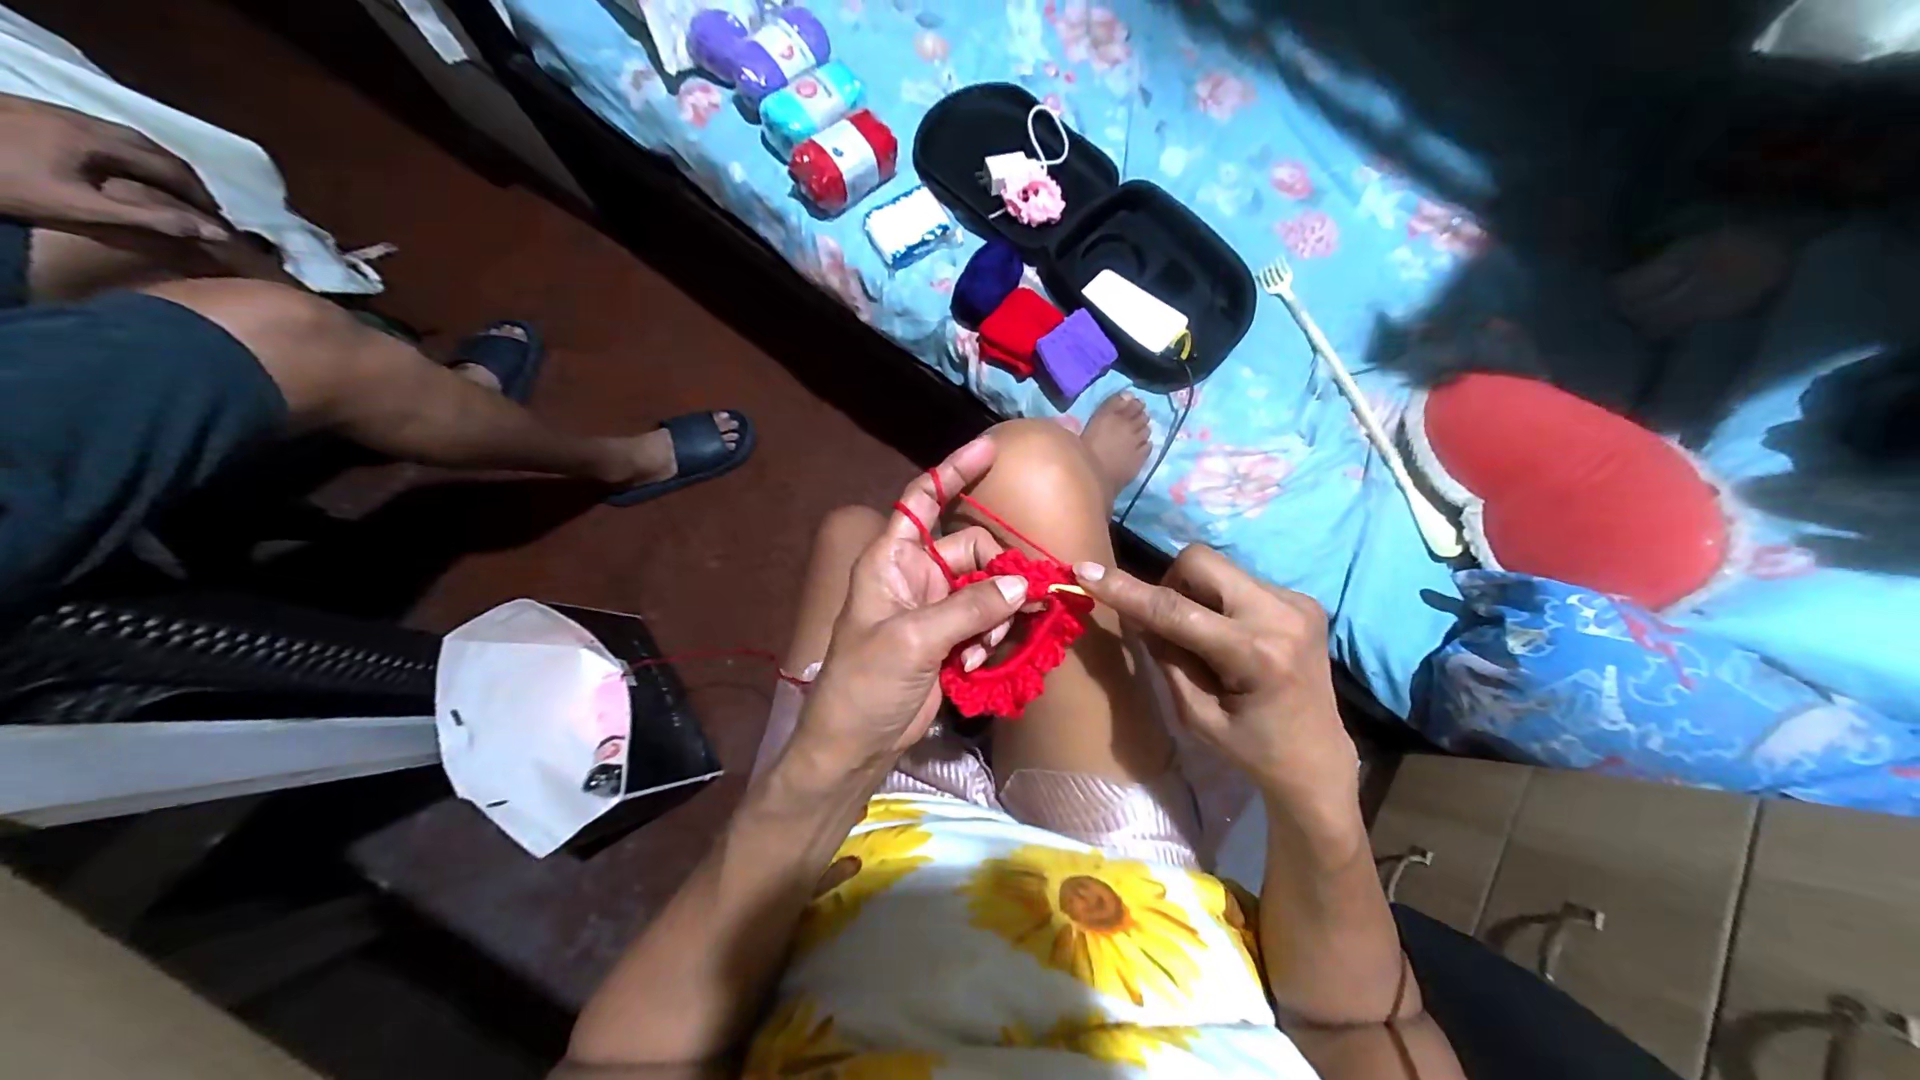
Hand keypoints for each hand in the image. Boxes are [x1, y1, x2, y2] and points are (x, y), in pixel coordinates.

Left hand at [0, 94, 227, 240]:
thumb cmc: (4, 181)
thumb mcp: (79, 208)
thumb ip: (149, 219)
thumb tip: (218, 235)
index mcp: (101, 140)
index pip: (173, 169)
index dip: (203, 197)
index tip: (220, 223)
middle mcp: (84, 120)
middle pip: (152, 148)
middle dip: (186, 179)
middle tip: (202, 208)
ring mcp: (55, 113)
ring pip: (126, 138)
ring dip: (157, 165)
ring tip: (169, 190)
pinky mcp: (31, 113)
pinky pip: (98, 133)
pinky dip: (126, 155)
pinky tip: (120, 169)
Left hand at [795, 437, 1030, 771]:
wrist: (856, 742)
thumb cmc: (865, 683)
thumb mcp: (913, 640)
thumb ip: (969, 608)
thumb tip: (1021, 584)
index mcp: (891, 558)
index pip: (922, 498)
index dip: (953, 471)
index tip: (991, 448)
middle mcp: (915, 573)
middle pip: (972, 547)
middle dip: (999, 571)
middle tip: (1025, 597)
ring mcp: (934, 605)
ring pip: (986, 585)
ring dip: (996, 613)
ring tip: (986, 646)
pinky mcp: (949, 635)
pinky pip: (985, 617)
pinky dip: (990, 636)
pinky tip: (976, 663)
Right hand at [1073, 546, 1358, 809]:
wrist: (1318, 761)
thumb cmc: (1251, 750)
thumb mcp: (1195, 714)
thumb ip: (1165, 656)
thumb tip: (1138, 612)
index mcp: (1257, 655)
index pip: (1175, 610)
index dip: (1126, 590)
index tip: (1086, 569)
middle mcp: (1282, 615)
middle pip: (1200, 561)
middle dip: (1170, 584)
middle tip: (1169, 627)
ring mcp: (1298, 603)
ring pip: (1218, 567)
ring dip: (1196, 594)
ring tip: (1205, 638)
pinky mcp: (1303, 600)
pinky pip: (1239, 580)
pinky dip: (1219, 600)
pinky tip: (1232, 637)